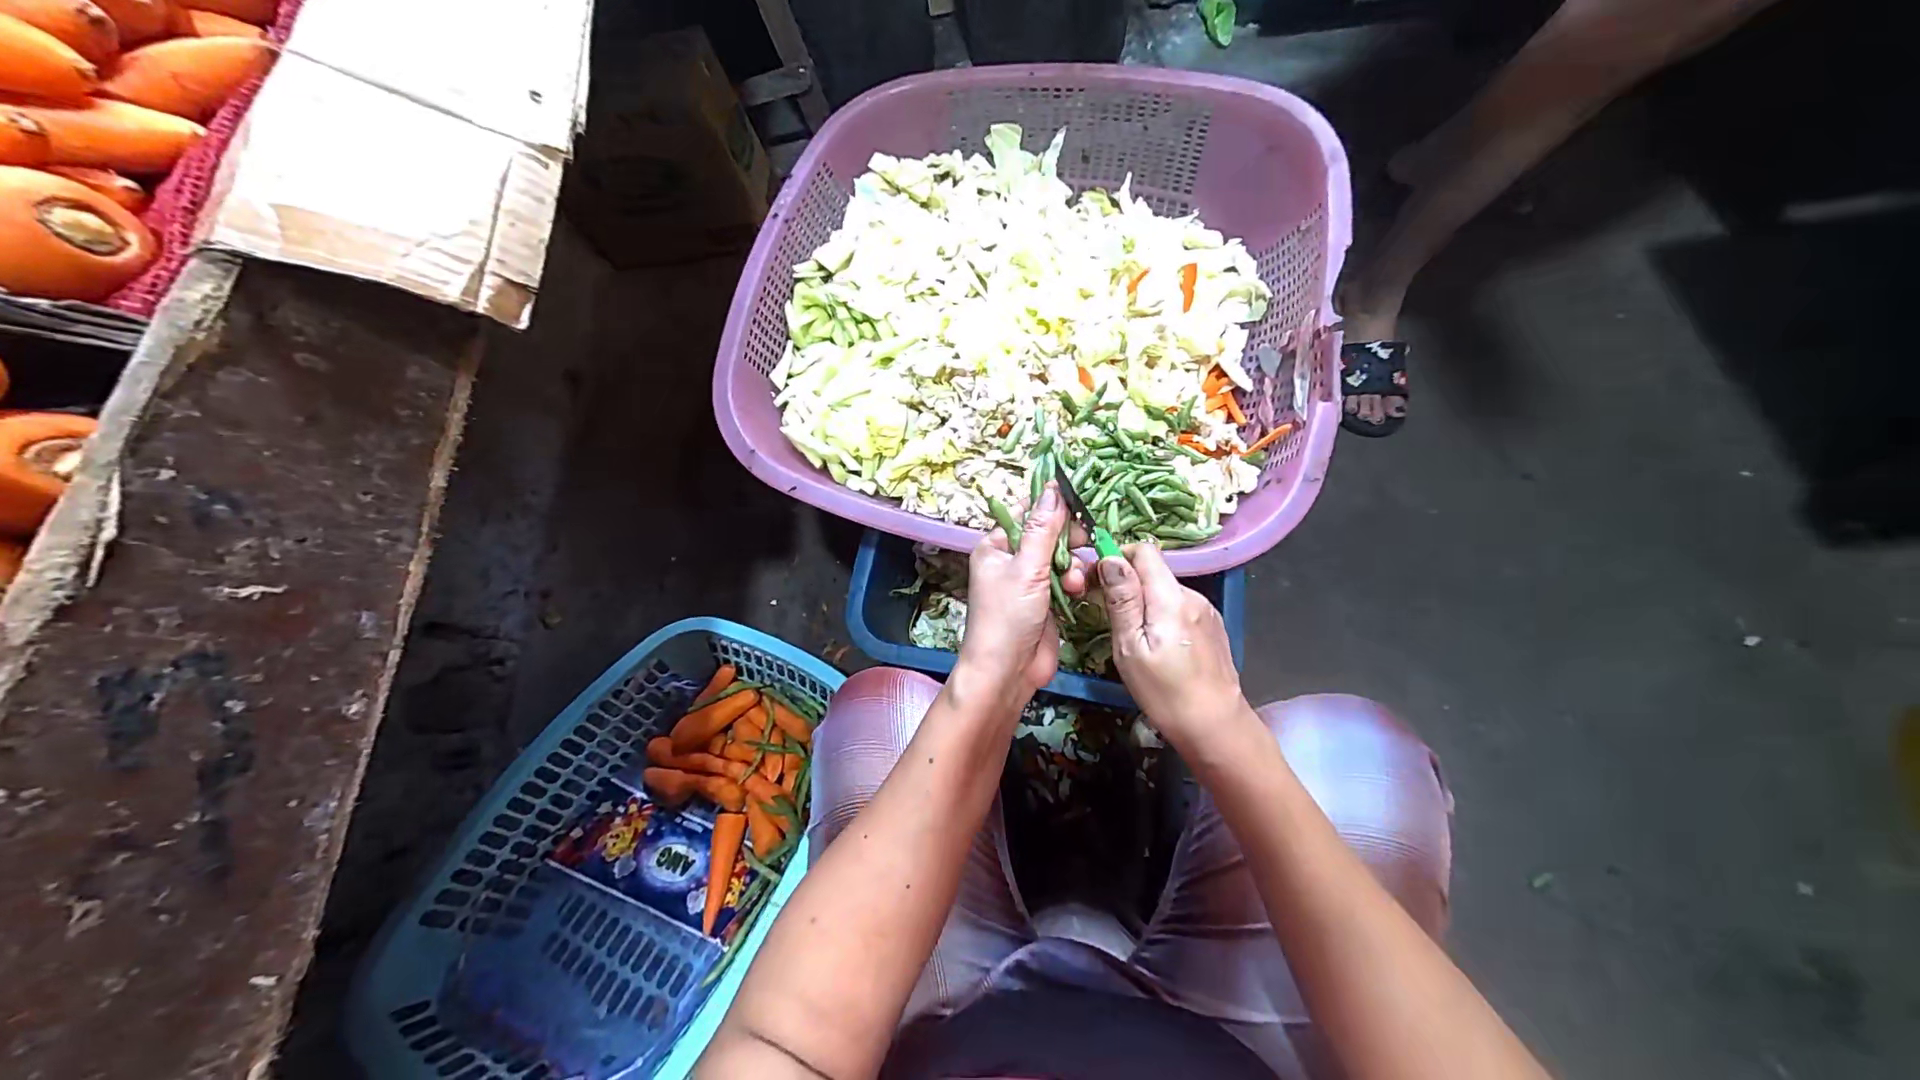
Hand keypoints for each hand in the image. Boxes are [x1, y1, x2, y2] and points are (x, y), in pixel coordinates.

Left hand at [957, 482, 1082, 707]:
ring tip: (1074, 581)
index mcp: (995, 547)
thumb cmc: (1007, 616)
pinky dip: (1075, 583)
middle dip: (1067, 541)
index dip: (1050, 508)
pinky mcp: (1046, 601)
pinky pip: (1066, 581)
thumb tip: (1053, 490)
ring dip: (1073, 566)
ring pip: (1061, 559)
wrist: (1008, 671)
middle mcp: (1011, 561)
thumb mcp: (1026, 567)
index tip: (1078, 505)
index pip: (1024, 514)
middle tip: (1086, 542)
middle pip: (1047, 535)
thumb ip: (1043, 529)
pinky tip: (1078, 591)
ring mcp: (1029, 582)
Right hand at [1096, 543, 1247, 750]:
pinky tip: (1157, 643)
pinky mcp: (1211, 624)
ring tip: (1130, 634)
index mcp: (1170, 598)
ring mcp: (1205, 609)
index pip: (1144, 550)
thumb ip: (1122, 600)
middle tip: (1105, 612)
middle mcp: (1192, 595)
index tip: (1097, 581)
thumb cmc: (1164, 692)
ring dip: (1143, 600)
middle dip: (1126, 582)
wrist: (1215, 726)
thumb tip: (1110, 559)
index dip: (1117, 557)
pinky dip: (1160, 613)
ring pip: (1164, 589)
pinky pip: (1178, 606)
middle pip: (1153, 570)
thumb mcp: (1130, 648)